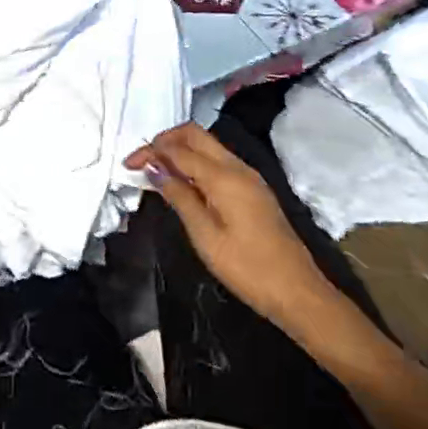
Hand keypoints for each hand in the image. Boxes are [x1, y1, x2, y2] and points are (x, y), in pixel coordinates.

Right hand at [125, 123, 336, 327]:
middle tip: (144, 161)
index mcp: (224, 176)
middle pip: (195, 135)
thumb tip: (154, 168)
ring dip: (180, 150)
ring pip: (208, 146)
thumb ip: (178, 196)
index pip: (178, 150)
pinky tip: (183, 183)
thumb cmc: (247, 267)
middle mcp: (238, 168)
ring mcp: (249, 177)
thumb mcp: (204, 235)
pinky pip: (218, 161)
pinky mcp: (253, 190)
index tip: (128, 165)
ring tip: (158, 171)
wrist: (299, 294)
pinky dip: (195, 163)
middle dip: (165, 141)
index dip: (150, 152)